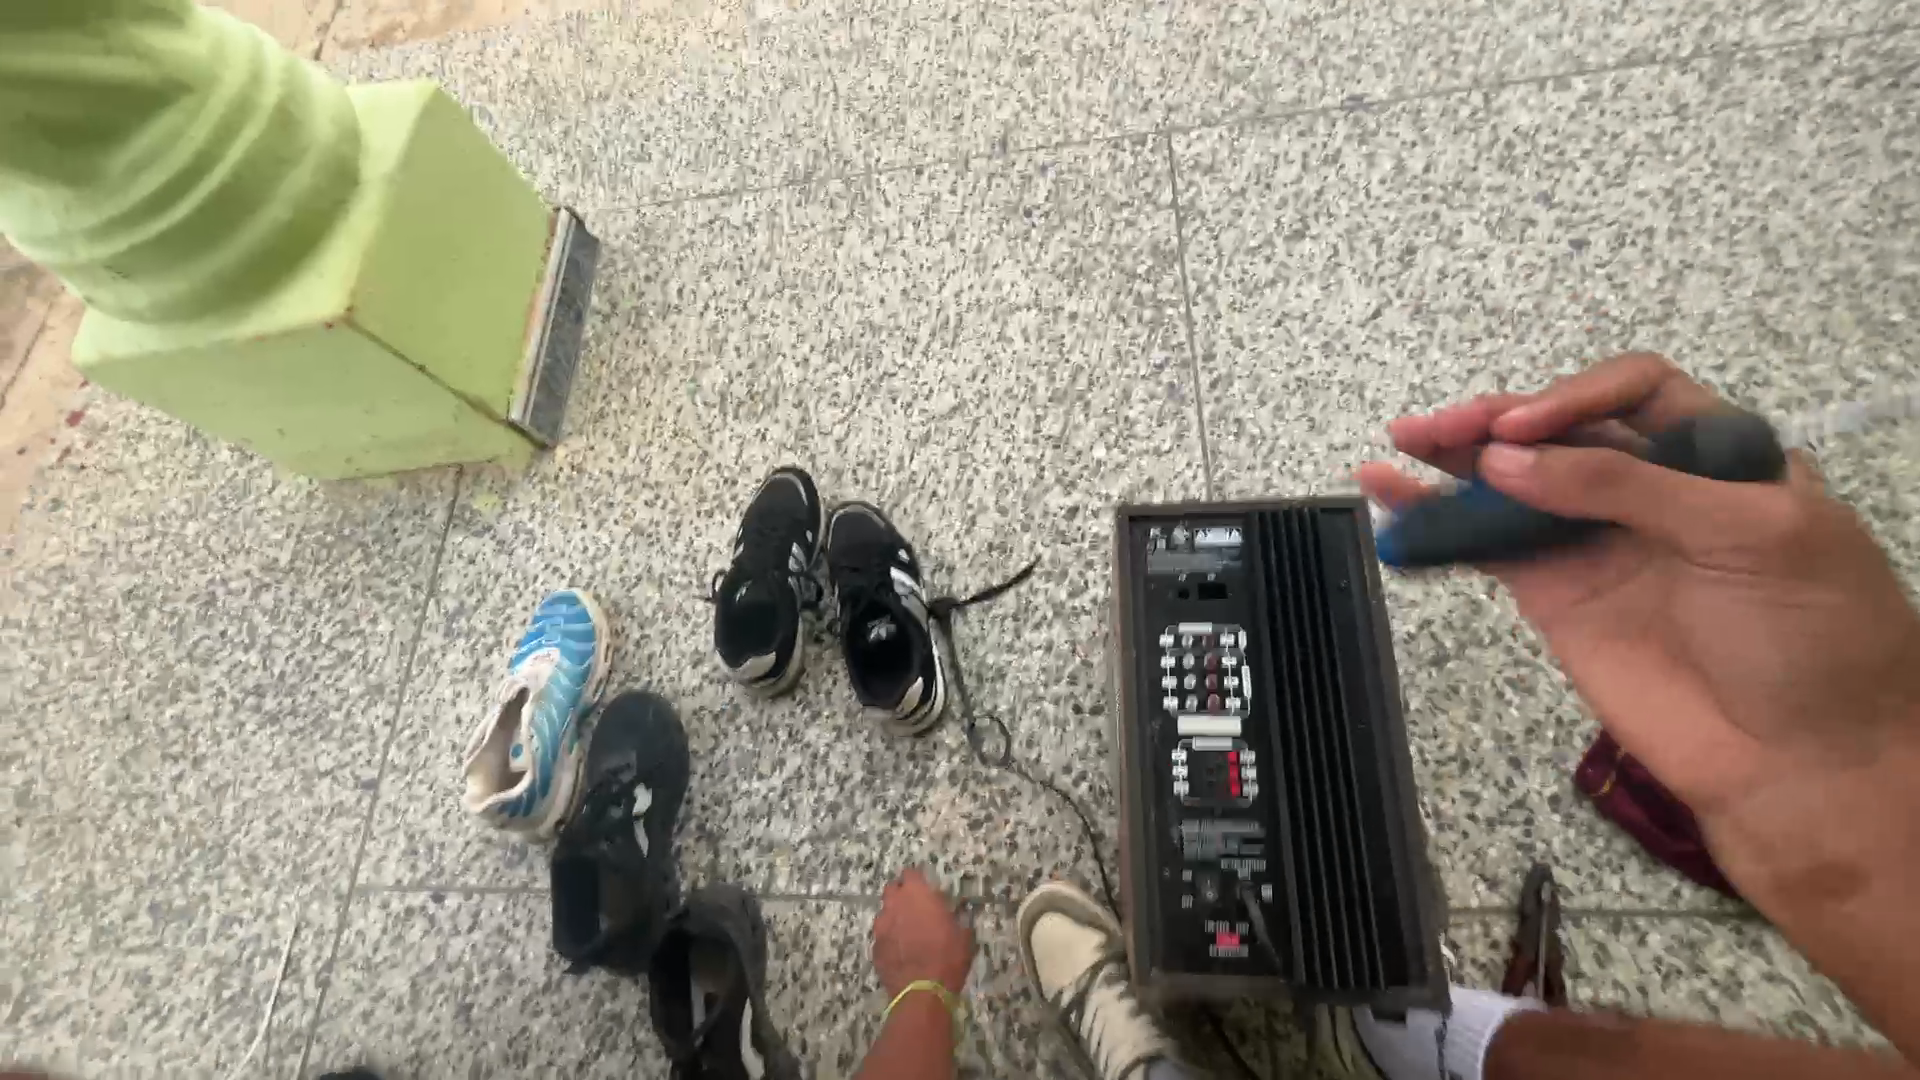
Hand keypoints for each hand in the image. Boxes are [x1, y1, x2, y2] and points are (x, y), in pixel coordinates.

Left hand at [872, 868, 973, 996]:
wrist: (922, 992)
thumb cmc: (947, 956)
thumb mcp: (963, 934)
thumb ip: (956, 917)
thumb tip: (958, 913)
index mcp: (916, 894)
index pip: (911, 873)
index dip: (917, 880)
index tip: (925, 888)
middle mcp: (894, 904)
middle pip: (892, 889)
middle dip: (901, 894)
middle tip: (915, 907)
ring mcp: (881, 927)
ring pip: (884, 913)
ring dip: (894, 917)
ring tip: (907, 932)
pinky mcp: (875, 948)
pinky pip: (881, 937)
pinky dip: (889, 940)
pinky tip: (900, 952)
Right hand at [1356, 354, 1919, 828]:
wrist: (1791, 758)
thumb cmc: (1811, 635)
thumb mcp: (1752, 536)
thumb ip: (1625, 487)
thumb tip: (1501, 461)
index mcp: (1712, 455)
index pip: (1632, 392)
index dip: (1572, 397)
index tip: (1521, 431)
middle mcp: (1640, 486)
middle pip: (1551, 432)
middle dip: (1489, 421)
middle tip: (1430, 430)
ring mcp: (1583, 538)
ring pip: (1503, 482)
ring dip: (1448, 460)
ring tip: (1398, 444)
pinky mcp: (1542, 586)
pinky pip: (1478, 543)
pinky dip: (1432, 522)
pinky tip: (1391, 500)